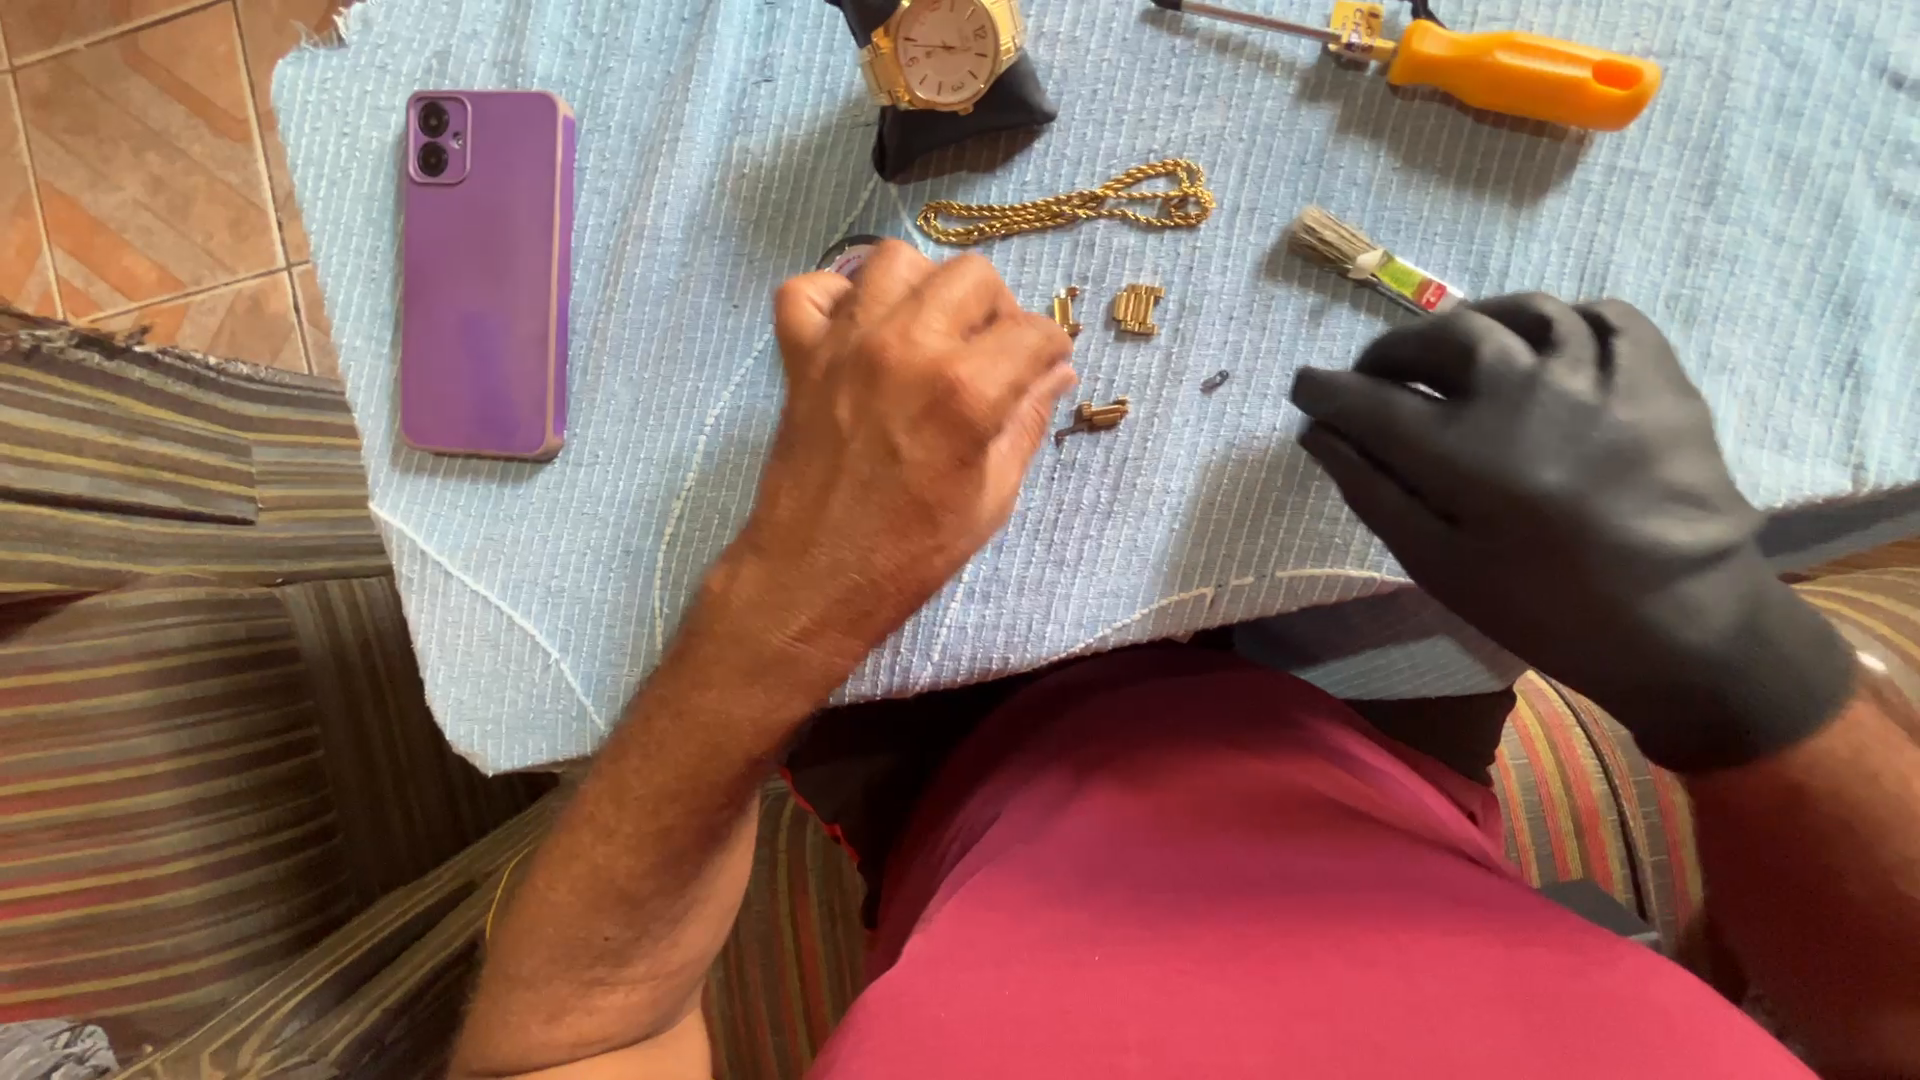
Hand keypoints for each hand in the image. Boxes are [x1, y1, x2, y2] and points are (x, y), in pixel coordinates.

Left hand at [695, 240, 1074, 698]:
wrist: (814, 579)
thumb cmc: (912, 553)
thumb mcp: (993, 498)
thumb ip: (1026, 422)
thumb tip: (1056, 373)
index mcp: (966, 391)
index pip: (1034, 330)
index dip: (1050, 349)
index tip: (1043, 369)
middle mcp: (907, 346)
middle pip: (972, 274)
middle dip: (997, 309)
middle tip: (990, 353)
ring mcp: (845, 344)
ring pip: (895, 260)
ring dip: (925, 288)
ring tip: (929, 333)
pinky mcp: (799, 354)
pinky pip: (811, 288)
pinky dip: (837, 298)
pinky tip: (859, 332)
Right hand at [1290, 294, 1853, 770]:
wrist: (1682, 621)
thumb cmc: (1538, 604)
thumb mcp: (1433, 561)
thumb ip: (1369, 489)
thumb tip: (1316, 434)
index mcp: (1460, 449)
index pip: (1366, 397)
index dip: (1323, 390)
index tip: (1304, 389)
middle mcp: (1521, 391)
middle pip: (1436, 336)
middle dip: (1387, 352)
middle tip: (1371, 378)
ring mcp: (1596, 373)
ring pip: (1512, 311)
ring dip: (1460, 326)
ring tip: (1444, 355)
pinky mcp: (1655, 372)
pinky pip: (1595, 313)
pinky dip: (1549, 319)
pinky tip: (1531, 347)